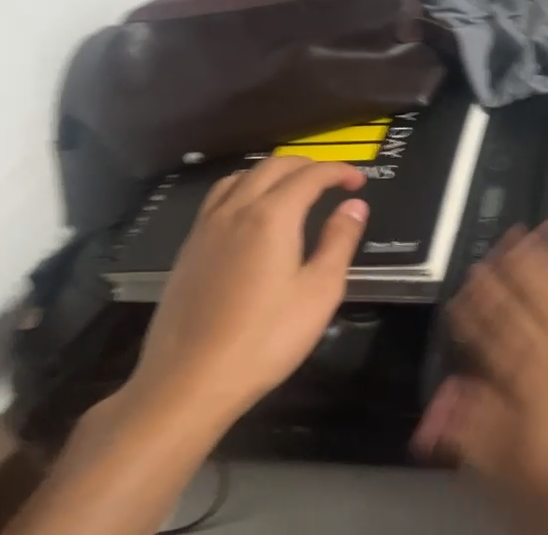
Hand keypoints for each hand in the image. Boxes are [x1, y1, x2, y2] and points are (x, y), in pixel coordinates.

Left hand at [129, 157, 368, 419]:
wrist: (189, 382)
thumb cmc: (265, 339)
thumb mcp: (319, 292)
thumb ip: (338, 242)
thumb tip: (354, 207)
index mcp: (272, 216)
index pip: (310, 176)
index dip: (338, 172)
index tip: (359, 182)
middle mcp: (235, 211)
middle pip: (273, 167)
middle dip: (307, 165)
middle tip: (333, 180)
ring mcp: (206, 229)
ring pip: (240, 177)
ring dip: (272, 172)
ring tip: (292, 188)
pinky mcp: (188, 251)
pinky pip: (218, 199)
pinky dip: (243, 189)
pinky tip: (249, 214)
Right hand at [415, 222, 547, 521]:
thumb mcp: (518, 467)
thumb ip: (476, 430)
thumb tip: (445, 402)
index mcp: (530, 376)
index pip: (493, 333)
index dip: (476, 308)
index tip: (466, 286)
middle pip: (526, 298)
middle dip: (508, 269)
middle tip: (497, 244)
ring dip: (546, 254)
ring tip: (532, 231)